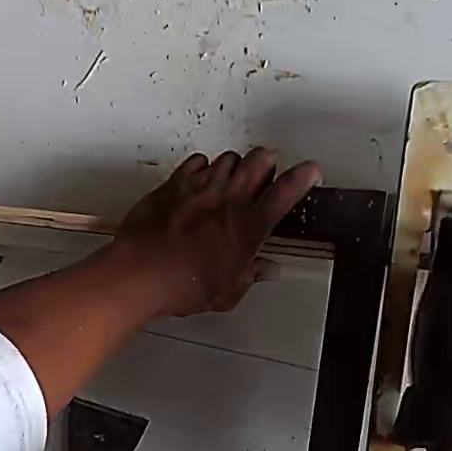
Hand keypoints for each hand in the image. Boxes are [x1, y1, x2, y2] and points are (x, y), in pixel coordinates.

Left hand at [102, 149, 320, 317]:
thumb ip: (251, 275)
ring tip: (231, 184)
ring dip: (236, 167)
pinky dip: (204, 168)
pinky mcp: (174, 184)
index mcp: (248, 226)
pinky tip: (201, 184)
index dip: (304, 177)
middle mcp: (228, 199)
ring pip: (229, 158)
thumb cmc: (182, 286)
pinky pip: (197, 162)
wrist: (140, 275)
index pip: (286, 191)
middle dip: (269, 164)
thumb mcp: (227, 292)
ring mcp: (200, 187)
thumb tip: (267, 269)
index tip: (311, 172)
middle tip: (266, 177)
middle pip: (260, 160)